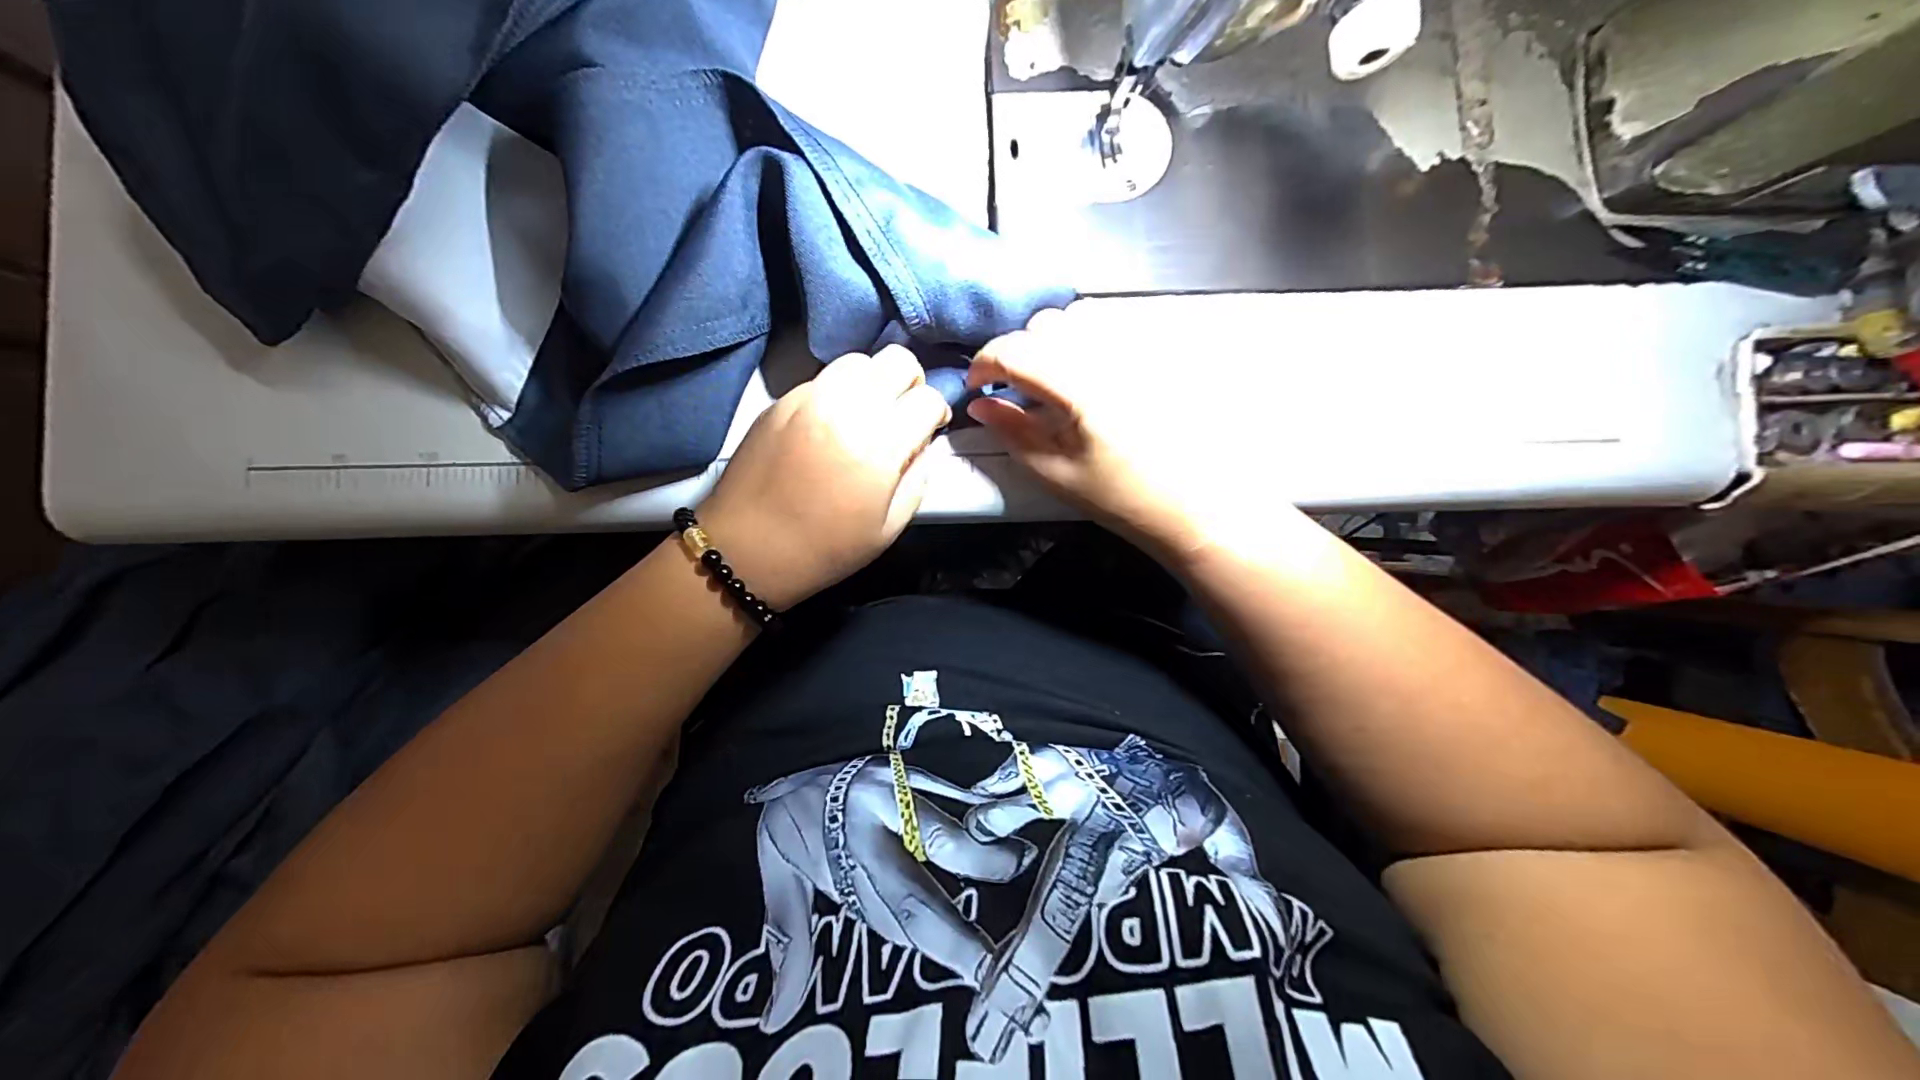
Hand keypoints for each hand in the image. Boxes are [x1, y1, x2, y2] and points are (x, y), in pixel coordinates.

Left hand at [697, 344, 950, 608]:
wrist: (745, 550)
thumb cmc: (822, 550)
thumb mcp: (888, 528)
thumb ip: (917, 479)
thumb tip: (922, 447)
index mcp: (879, 444)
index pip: (927, 398)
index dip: (937, 412)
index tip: (931, 428)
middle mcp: (846, 408)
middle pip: (897, 361)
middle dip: (912, 383)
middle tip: (905, 411)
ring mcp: (809, 398)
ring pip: (859, 361)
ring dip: (875, 381)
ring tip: (869, 413)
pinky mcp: (781, 401)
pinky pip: (823, 378)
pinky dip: (840, 392)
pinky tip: (833, 424)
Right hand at [968, 309, 1292, 563]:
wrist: (1191, 505)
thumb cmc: (1120, 496)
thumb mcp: (1054, 471)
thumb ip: (1012, 431)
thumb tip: (980, 404)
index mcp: (1080, 386)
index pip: (1015, 351)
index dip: (984, 363)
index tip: (977, 386)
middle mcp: (1109, 354)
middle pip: (1043, 325)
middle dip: (1017, 351)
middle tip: (1013, 387)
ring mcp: (1139, 348)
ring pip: (1076, 317)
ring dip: (1051, 341)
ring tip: (1051, 378)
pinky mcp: (1158, 352)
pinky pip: (1111, 323)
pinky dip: (1086, 337)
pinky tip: (1087, 371)